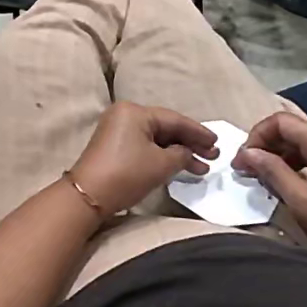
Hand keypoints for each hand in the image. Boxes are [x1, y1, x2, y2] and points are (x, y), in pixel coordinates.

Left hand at [68, 103, 217, 217]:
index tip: (217, 142)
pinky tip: (180, 167)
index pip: (174, 119)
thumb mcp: (161, 164)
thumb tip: (187, 152)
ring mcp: (117, 130)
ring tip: (202, 168)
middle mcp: (124, 115)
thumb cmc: (127, 174)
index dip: (198, 132)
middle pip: (165, 127)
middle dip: (190, 143)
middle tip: (213, 156)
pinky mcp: (114, 146)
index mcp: (134, 111)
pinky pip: (145, 146)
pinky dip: (163, 156)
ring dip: (178, 152)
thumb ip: (182, 154)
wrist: (89, 195)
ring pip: (156, 139)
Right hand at [232, 112, 306, 265]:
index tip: (243, 161)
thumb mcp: (302, 202)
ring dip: (277, 157)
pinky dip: (293, 166)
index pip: (282, 122)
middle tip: (247, 171)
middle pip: (291, 131)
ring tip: (262, 179)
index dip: (257, 136)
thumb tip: (247, 153)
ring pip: (301, 145)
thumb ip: (273, 172)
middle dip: (265, 147)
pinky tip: (285, 184)